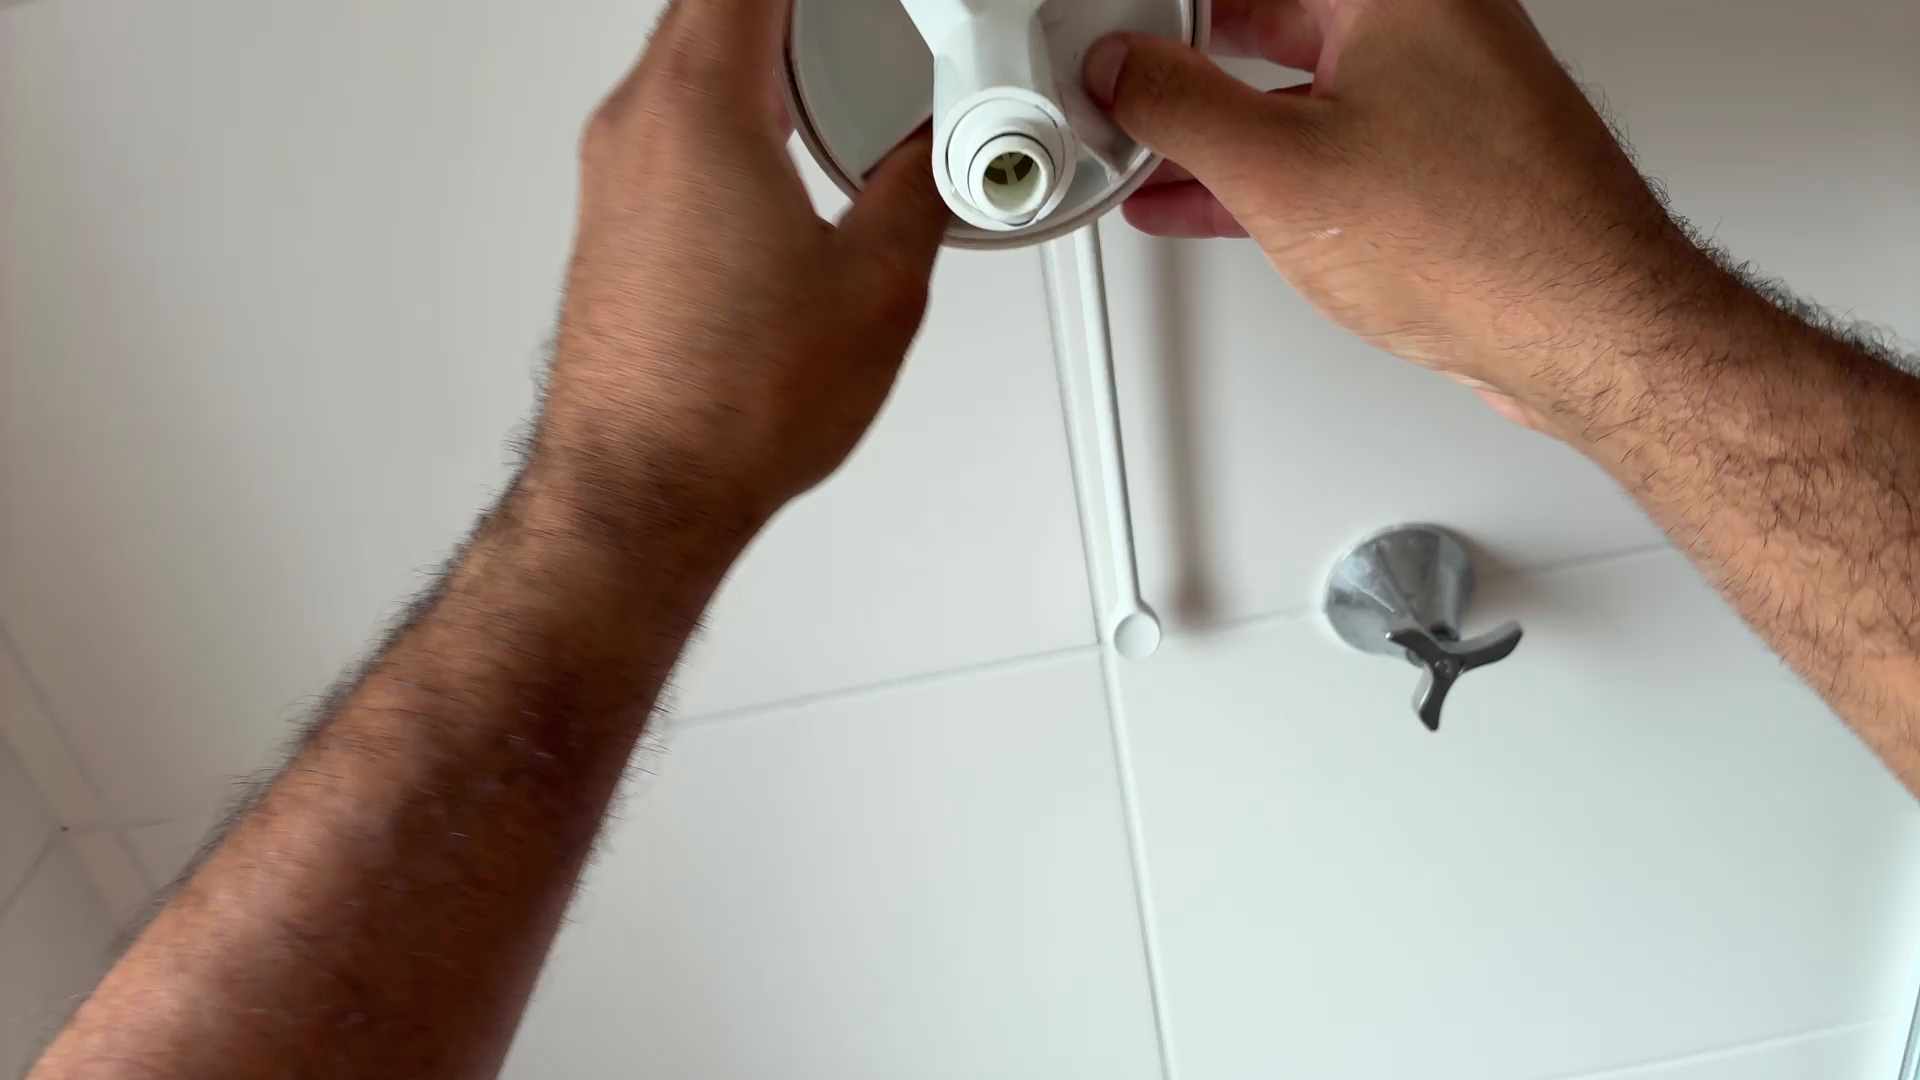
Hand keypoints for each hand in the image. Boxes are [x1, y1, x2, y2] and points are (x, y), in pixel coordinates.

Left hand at [539, 0, 950, 532]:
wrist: (649, 488)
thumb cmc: (734, 405)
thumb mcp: (877, 288)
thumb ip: (917, 191)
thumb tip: (935, 153)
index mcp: (705, 109)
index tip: (857, 7)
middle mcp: (640, 130)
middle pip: (716, 11)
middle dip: (799, 16)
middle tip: (862, 40)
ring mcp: (615, 184)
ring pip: (691, 75)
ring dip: (764, 67)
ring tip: (837, 101)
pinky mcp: (617, 235)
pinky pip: (675, 141)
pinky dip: (734, 128)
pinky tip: (785, 182)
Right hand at [1083, 0, 1720, 431]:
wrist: (1565, 324)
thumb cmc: (1470, 239)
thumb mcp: (1279, 168)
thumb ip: (1185, 109)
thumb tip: (1123, 72)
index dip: (1173, 18)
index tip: (1123, 50)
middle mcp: (1423, 29)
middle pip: (1269, 26)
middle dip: (1186, 72)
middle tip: (1129, 100)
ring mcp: (1428, 100)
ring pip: (1288, 100)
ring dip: (1211, 137)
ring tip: (1145, 164)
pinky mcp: (1425, 166)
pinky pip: (1315, 153)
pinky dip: (1253, 178)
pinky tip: (1200, 204)